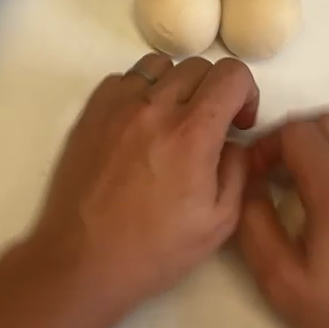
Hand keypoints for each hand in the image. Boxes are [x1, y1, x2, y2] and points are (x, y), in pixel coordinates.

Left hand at [29, 54, 259, 312]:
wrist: (82, 260)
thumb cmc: (153, 250)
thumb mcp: (219, 223)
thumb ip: (238, 171)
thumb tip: (234, 143)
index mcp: (192, 134)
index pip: (231, 74)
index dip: (246, 94)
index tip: (239, 124)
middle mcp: (155, 108)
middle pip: (198, 67)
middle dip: (215, 92)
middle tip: (210, 129)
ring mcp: (118, 106)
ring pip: (160, 67)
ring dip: (176, 86)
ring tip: (173, 122)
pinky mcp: (91, 113)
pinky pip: (124, 79)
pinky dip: (140, 92)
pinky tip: (140, 126)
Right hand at [237, 112, 328, 327]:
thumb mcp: (278, 279)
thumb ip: (255, 222)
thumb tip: (249, 183)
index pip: (298, 134)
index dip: (267, 145)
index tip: (254, 175)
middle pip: (326, 120)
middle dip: (291, 136)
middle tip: (272, 171)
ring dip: (323, 134)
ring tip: (303, 169)